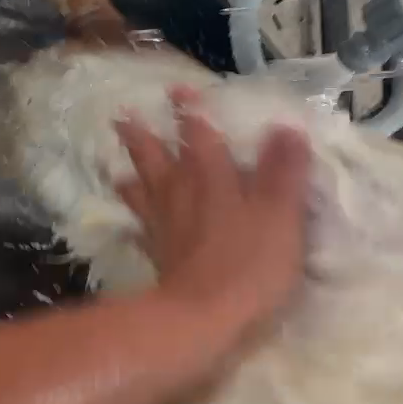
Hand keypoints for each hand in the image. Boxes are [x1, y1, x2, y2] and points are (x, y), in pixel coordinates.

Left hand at [115, 86, 310, 338]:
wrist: (202, 314)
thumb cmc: (249, 262)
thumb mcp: (279, 215)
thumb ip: (282, 172)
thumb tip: (285, 127)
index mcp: (208, 176)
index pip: (197, 134)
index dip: (189, 110)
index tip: (177, 89)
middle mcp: (178, 191)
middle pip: (155, 156)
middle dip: (141, 134)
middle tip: (121, 116)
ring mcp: (162, 221)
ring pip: (141, 187)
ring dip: (130, 171)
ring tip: (116, 164)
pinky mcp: (156, 250)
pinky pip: (140, 226)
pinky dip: (135, 217)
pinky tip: (131, 219)